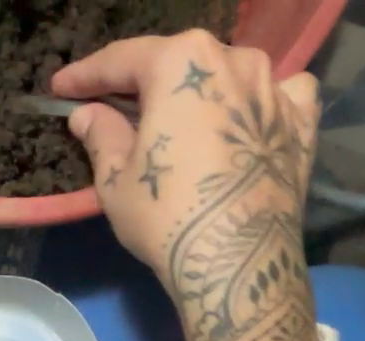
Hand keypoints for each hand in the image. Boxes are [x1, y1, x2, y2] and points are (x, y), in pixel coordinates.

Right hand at [56, 32, 321, 340]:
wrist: (235, 259)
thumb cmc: (165, 215)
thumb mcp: (116, 180)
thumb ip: (101, 135)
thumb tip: (87, 114)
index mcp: (180, 62)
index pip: (122, 60)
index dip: (85, 75)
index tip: (62, 88)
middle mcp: (233, 57)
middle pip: (178, 62)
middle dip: (144, 83)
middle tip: (116, 106)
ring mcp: (274, 86)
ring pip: (228, 73)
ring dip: (199, 90)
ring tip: (179, 118)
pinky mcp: (302, 121)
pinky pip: (277, 95)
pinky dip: (254, 103)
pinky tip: (242, 121)